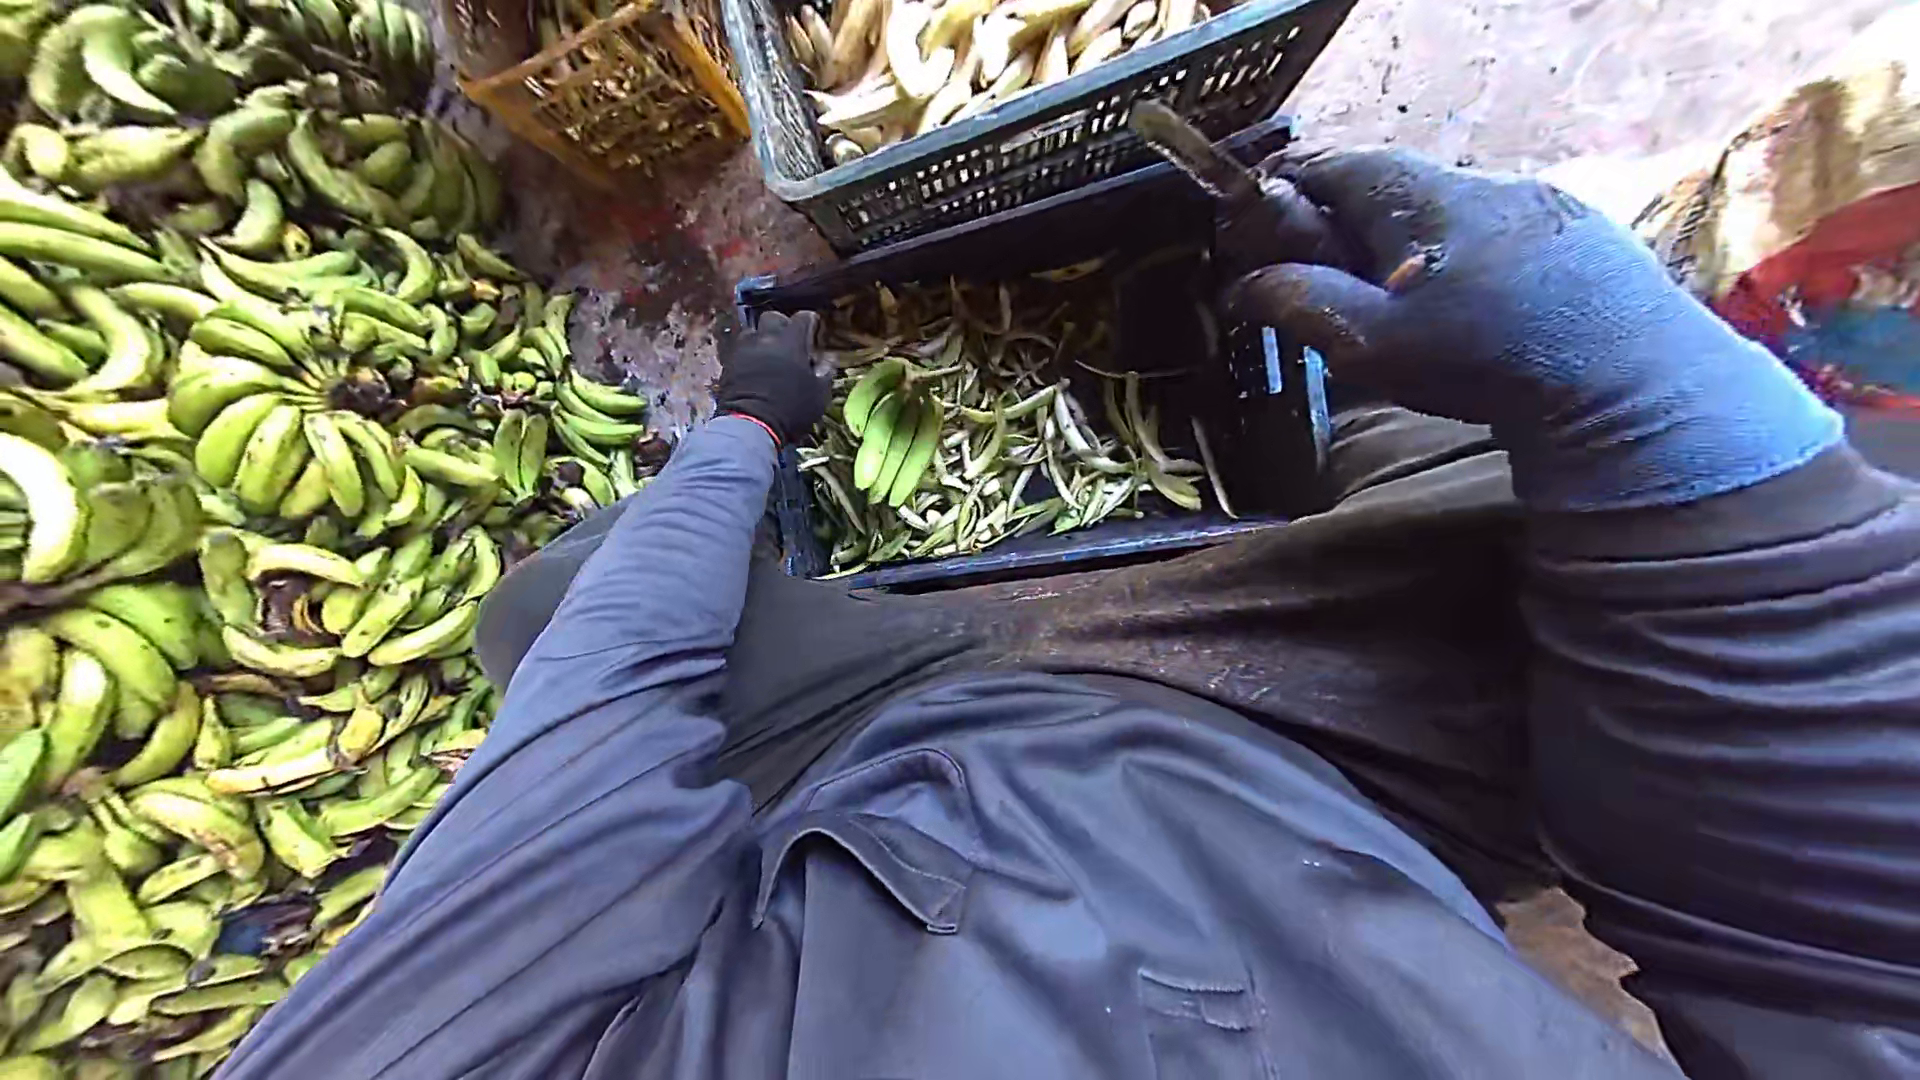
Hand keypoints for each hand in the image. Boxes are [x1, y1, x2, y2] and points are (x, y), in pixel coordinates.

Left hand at [714, 310, 830, 444]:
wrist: (751, 424)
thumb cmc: (792, 409)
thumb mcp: (819, 395)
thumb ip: (825, 373)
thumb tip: (828, 360)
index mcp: (791, 342)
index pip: (803, 318)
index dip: (810, 321)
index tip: (814, 328)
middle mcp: (766, 338)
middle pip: (773, 318)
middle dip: (782, 325)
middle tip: (789, 341)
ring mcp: (744, 349)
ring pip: (753, 332)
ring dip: (762, 339)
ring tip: (769, 354)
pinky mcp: (728, 363)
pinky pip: (740, 350)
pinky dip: (749, 355)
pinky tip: (755, 368)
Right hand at [1220, 148, 1839, 510]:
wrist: (1627, 390)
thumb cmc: (1482, 359)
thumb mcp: (1368, 341)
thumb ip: (1300, 303)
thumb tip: (1239, 284)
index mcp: (1433, 201)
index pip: (1344, 166)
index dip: (1291, 182)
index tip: (1254, 211)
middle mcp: (1487, 187)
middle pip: (1388, 190)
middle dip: (1336, 221)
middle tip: (1305, 266)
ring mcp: (1537, 209)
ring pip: (1433, 215)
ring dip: (1388, 243)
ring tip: (1372, 294)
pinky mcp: (1568, 240)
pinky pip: (1475, 235)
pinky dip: (1435, 257)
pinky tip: (1440, 301)